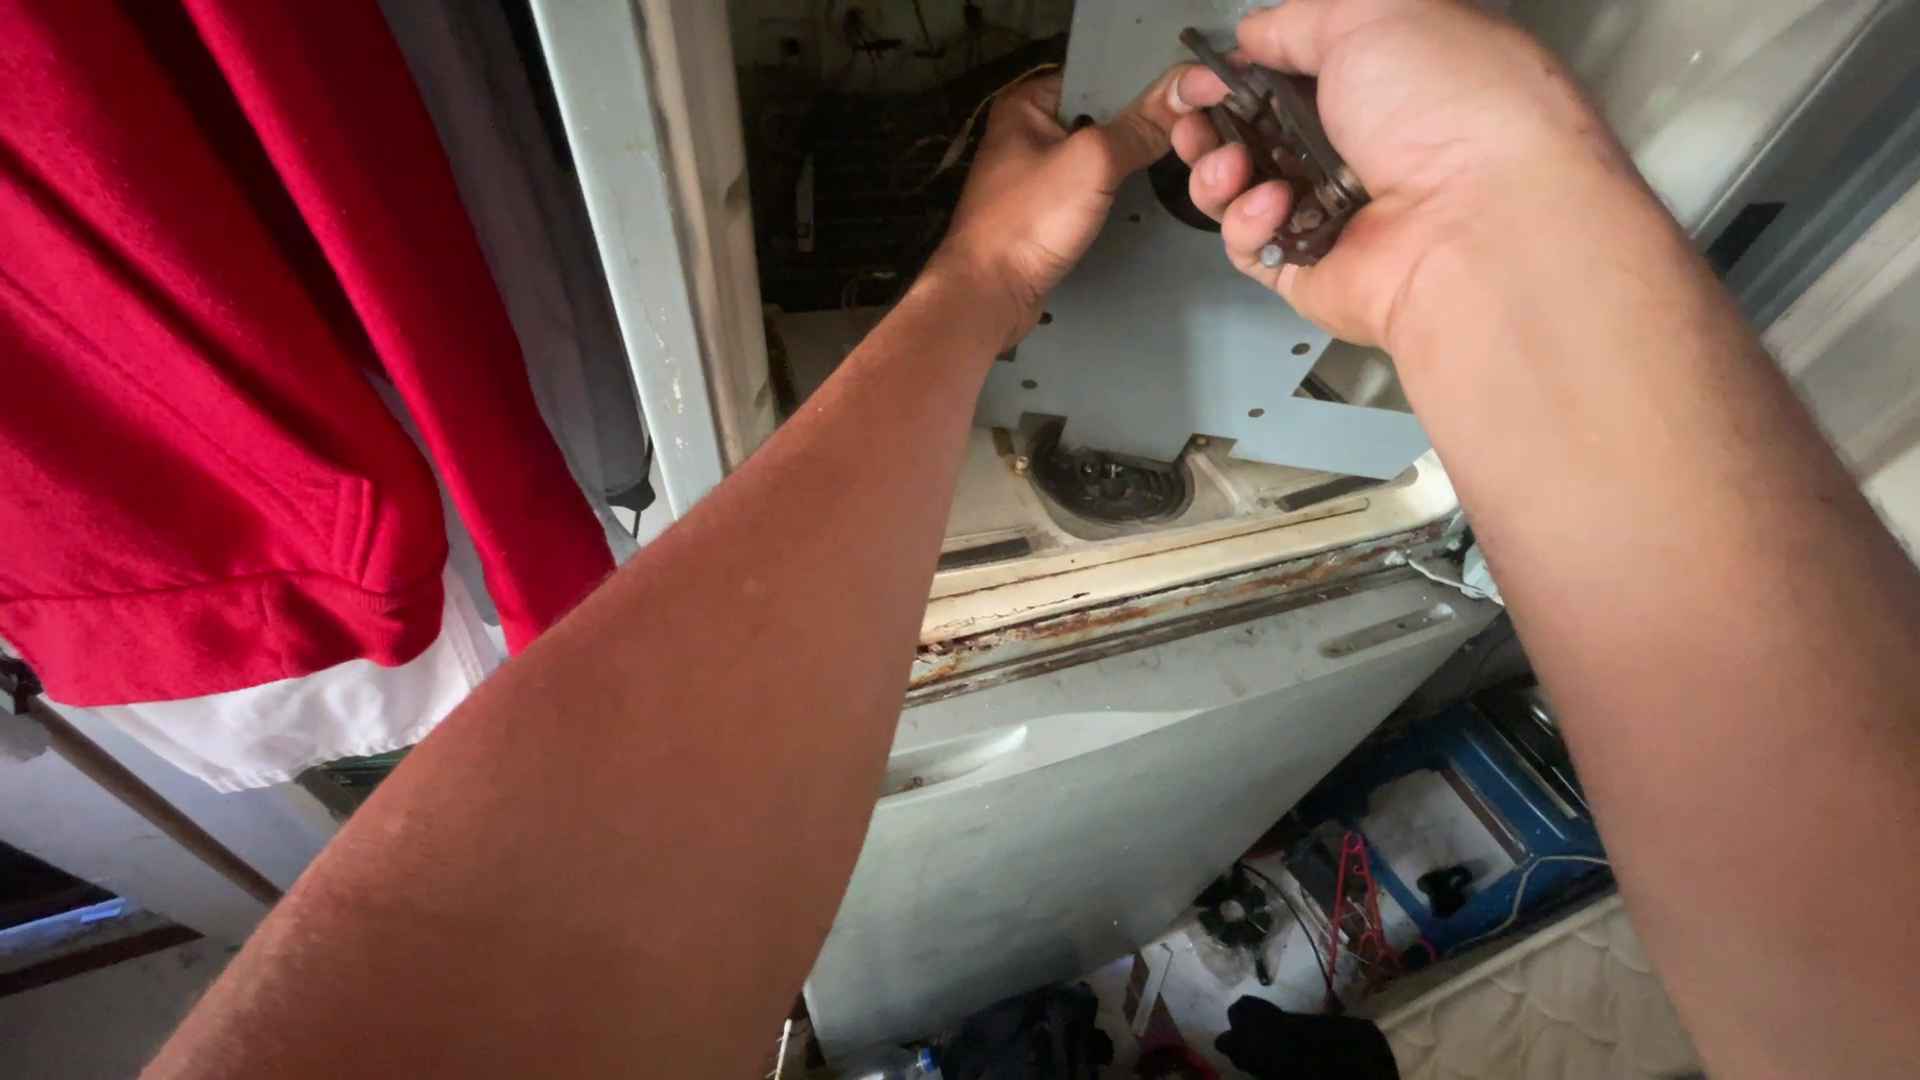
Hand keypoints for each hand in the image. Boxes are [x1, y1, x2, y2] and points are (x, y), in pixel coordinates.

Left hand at [937, 68, 1189, 344]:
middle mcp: (1023, 136)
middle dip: (1133, 128)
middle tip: (1184, 132)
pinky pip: (1081, 194)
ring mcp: (1029, 181)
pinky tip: (1132, 198)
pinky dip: (1105, 196)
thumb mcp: (1092, 162)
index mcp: (1024, 105)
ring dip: (1122, 165)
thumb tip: (1190, 95)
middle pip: (1095, 119)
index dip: (1137, 85)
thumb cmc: (1030, 220)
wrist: (989, 294)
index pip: (1094, 78)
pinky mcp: (1037, 218)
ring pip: (1090, 160)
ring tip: (1168, 159)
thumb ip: (1138, 128)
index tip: (1182, 97)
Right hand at [1172, 0, 1640, 346]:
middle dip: (1211, 130)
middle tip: (1192, 124)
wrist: (1465, 222)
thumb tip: (1254, 32)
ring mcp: (1322, 214)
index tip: (1205, 80)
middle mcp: (1349, 152)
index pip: (1285, 81)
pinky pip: (1248, 245)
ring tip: (1228, 165)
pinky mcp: (1301, 267)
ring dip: (1217, 174)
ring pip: (1238, 195)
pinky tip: (1273, 207)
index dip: (1238, 78)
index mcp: (1375, 86)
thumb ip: (1301, 21)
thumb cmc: (1446, 109)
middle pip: (1251, 141)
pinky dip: (1248, 222)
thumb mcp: (1373, 18)